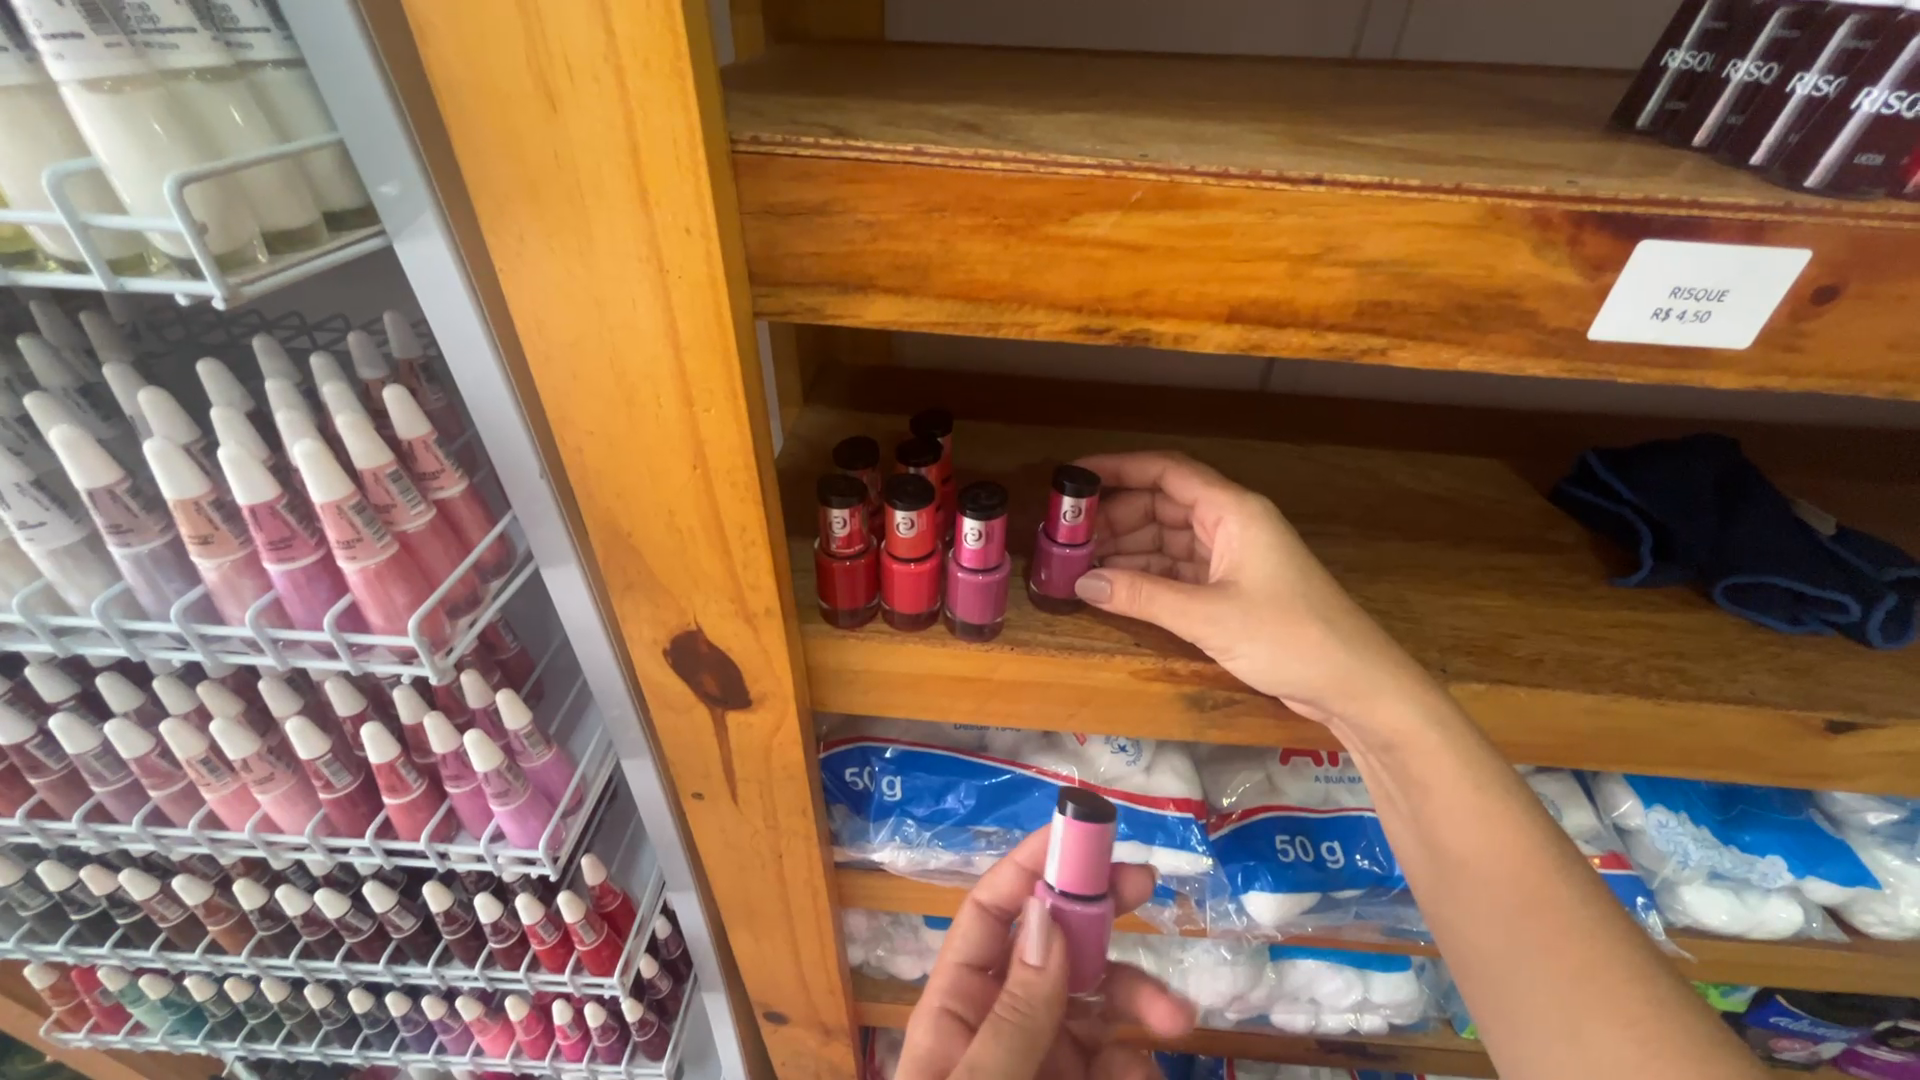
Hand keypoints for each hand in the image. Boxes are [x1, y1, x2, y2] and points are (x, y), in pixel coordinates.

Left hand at [896, 828, 1194, 1079]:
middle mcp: (1002, 1023)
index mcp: (958, 1007)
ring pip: (1094, 1004)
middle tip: (1146, 885)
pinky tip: (1142, 1074)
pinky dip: (1135, 1062)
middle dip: (1099, 915)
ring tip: (1173, 1020)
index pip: (992, 916)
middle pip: (1053, 945)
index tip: (1079, 832)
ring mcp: (1044, 1062)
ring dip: (1135, 997)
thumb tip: (1048, 920)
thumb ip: (1013, 1014)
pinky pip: (1114, 1062)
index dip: (1031, 866)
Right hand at [1071, 451, 1435, 727]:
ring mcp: (1230, 557)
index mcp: (1232, 511)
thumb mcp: (1208, 615)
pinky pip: (1176, 570)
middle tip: (1067, 538)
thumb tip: (1081, 582)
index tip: (1073, 478)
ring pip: (1166, 539)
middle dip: (1114, 518)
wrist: (1353, 684)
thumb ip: (1141, 595)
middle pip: (1161, 505)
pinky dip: (1145, 576)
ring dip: (1126, 550)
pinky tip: (1113, 587)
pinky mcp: (1230, 588)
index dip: (1118, 469)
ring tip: (1080, 565)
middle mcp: (1230, 525)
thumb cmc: (1289, 636)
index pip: (1167, 471)